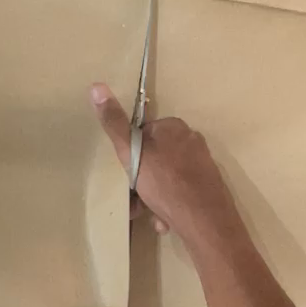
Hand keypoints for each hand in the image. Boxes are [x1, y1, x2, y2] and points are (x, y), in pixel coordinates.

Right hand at [89, 82, 245, 246]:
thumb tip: (96, 86)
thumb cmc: (165, 183)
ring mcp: (203, 163)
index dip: (132, 155)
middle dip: (144, 182)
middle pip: (157, 159)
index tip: (128, 174)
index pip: (144, 134)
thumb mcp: (132, 152)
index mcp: (174, 127)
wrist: (203, 218)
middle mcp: (192, 140)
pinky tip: (166, 220)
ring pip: (169, 178)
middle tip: (136, 201)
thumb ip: (115, 123)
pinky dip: (171, 205)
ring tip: (150, 214)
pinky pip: (182, 192)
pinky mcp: (208, 185)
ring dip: (155, 198)